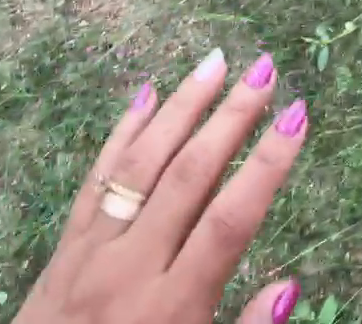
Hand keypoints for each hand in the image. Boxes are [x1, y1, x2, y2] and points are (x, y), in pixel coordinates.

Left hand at [16, 48, 308, 323]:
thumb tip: (289, 287)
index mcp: (172, 309)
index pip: (229, 221)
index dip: (267, 165)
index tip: (297, 115)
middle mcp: (131, 267)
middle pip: (189, 176)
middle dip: (232, 117)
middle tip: (264, 68)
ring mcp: (92, 250)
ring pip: (142, 162)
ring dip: (182, 107)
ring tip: (215, 62)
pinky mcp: (64, 246)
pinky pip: (96, 178)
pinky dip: (121, 132)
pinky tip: (144, 93)